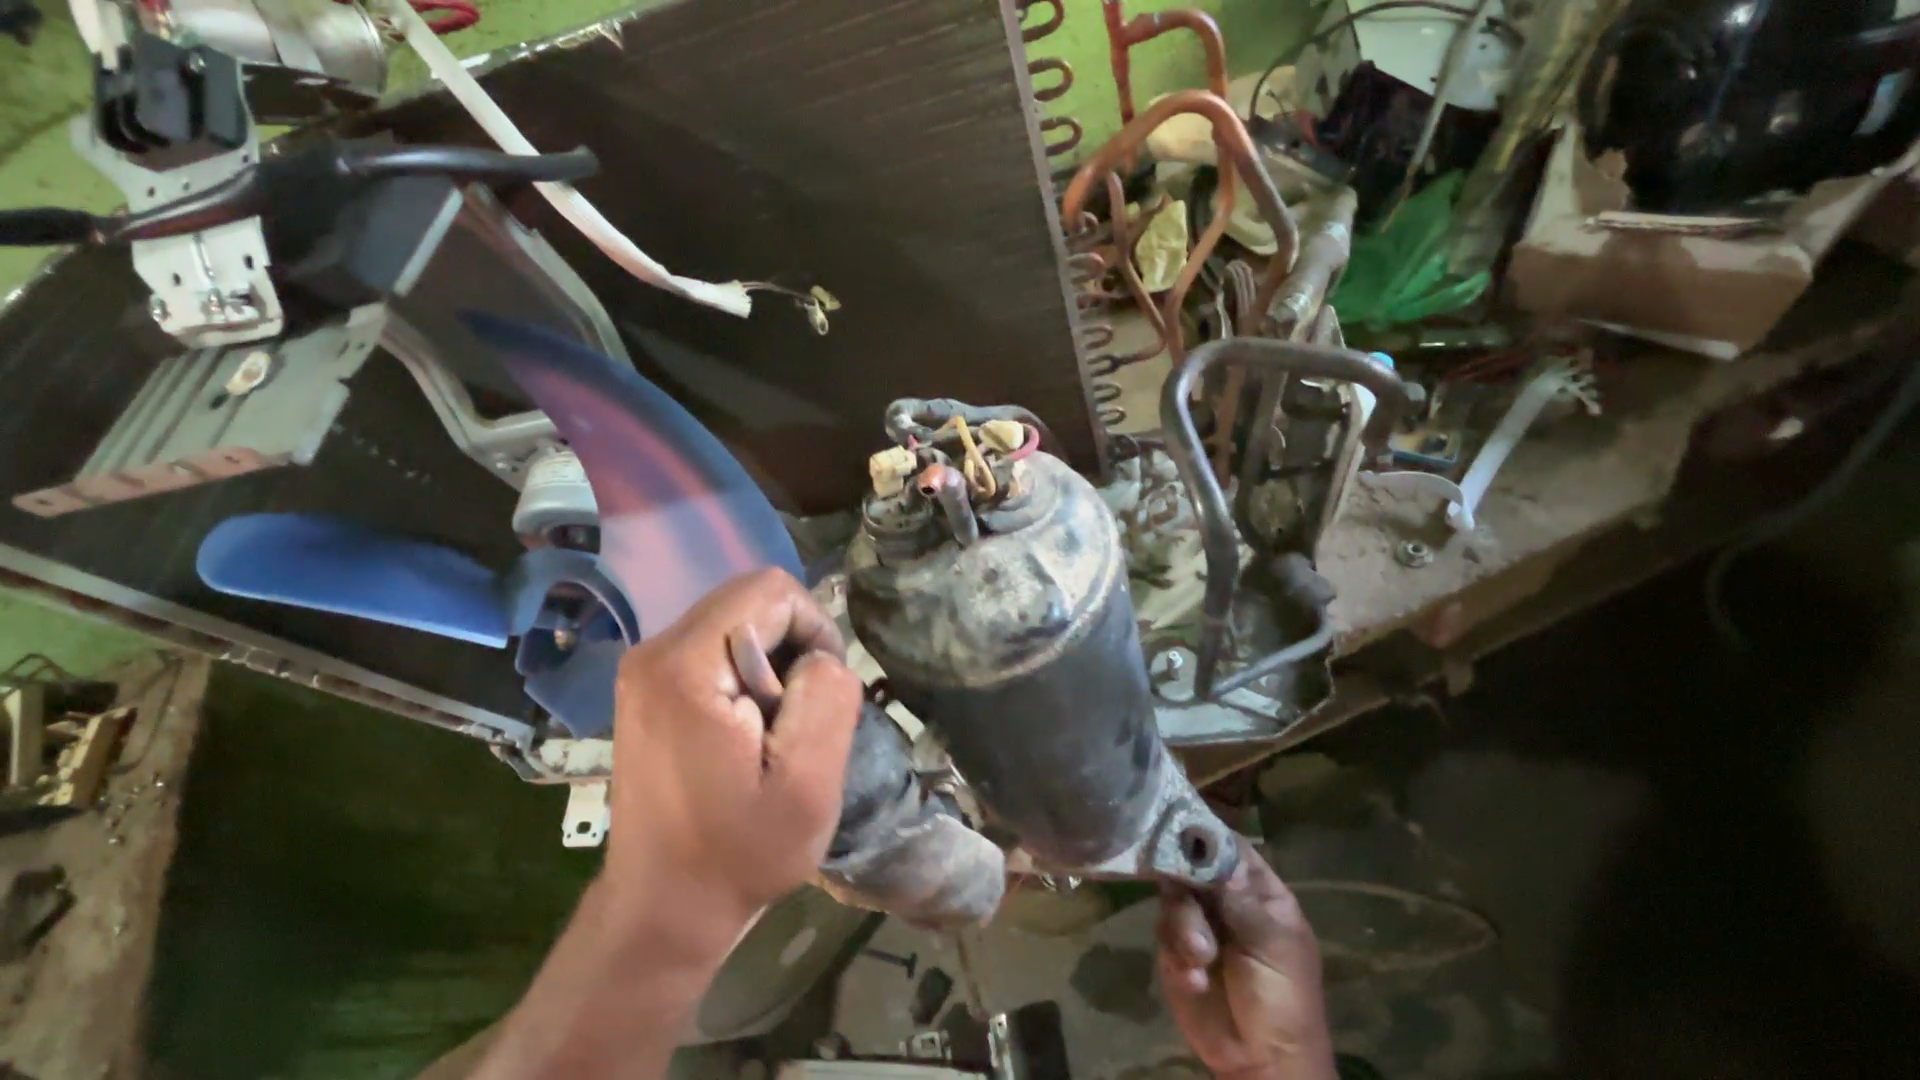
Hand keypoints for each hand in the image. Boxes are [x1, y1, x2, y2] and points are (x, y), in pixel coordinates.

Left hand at [605, 567, 863, 929]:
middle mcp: (654, 651)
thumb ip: (827, 699)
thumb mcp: (808, 786)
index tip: (817, 696)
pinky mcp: (648, 689)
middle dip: (792, 646)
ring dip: (772, 664)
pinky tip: (748, 732)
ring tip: (772, 730)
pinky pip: (717, 648)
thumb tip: (821, 657)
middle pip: (750, 599)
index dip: (815, 628)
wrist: (663, 905)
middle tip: (795, 718)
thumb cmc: (738, 853)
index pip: (770, 590)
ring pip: (736, 622)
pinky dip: (747, 676)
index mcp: (685, 666)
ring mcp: (645, 670)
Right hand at [1158, 837, 1336, 1079]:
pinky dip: (1178, 957)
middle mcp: (1225, 899)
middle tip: (1191, 910)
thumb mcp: (1271, 943)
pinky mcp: (1176, 952)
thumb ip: (1240, 896)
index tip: (1179, 829)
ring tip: (1201, 959)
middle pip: (1191, 866)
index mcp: (1258, 891)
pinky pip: (1163, 935)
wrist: (1263, 1062)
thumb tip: (1213, 847)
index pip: (1228, 847)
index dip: (1205, 835)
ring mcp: (1198, 924)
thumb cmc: (1284, 999)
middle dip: (1187, 888)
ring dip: (1184, 929)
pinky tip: (1195, 979)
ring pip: (1172, 899)